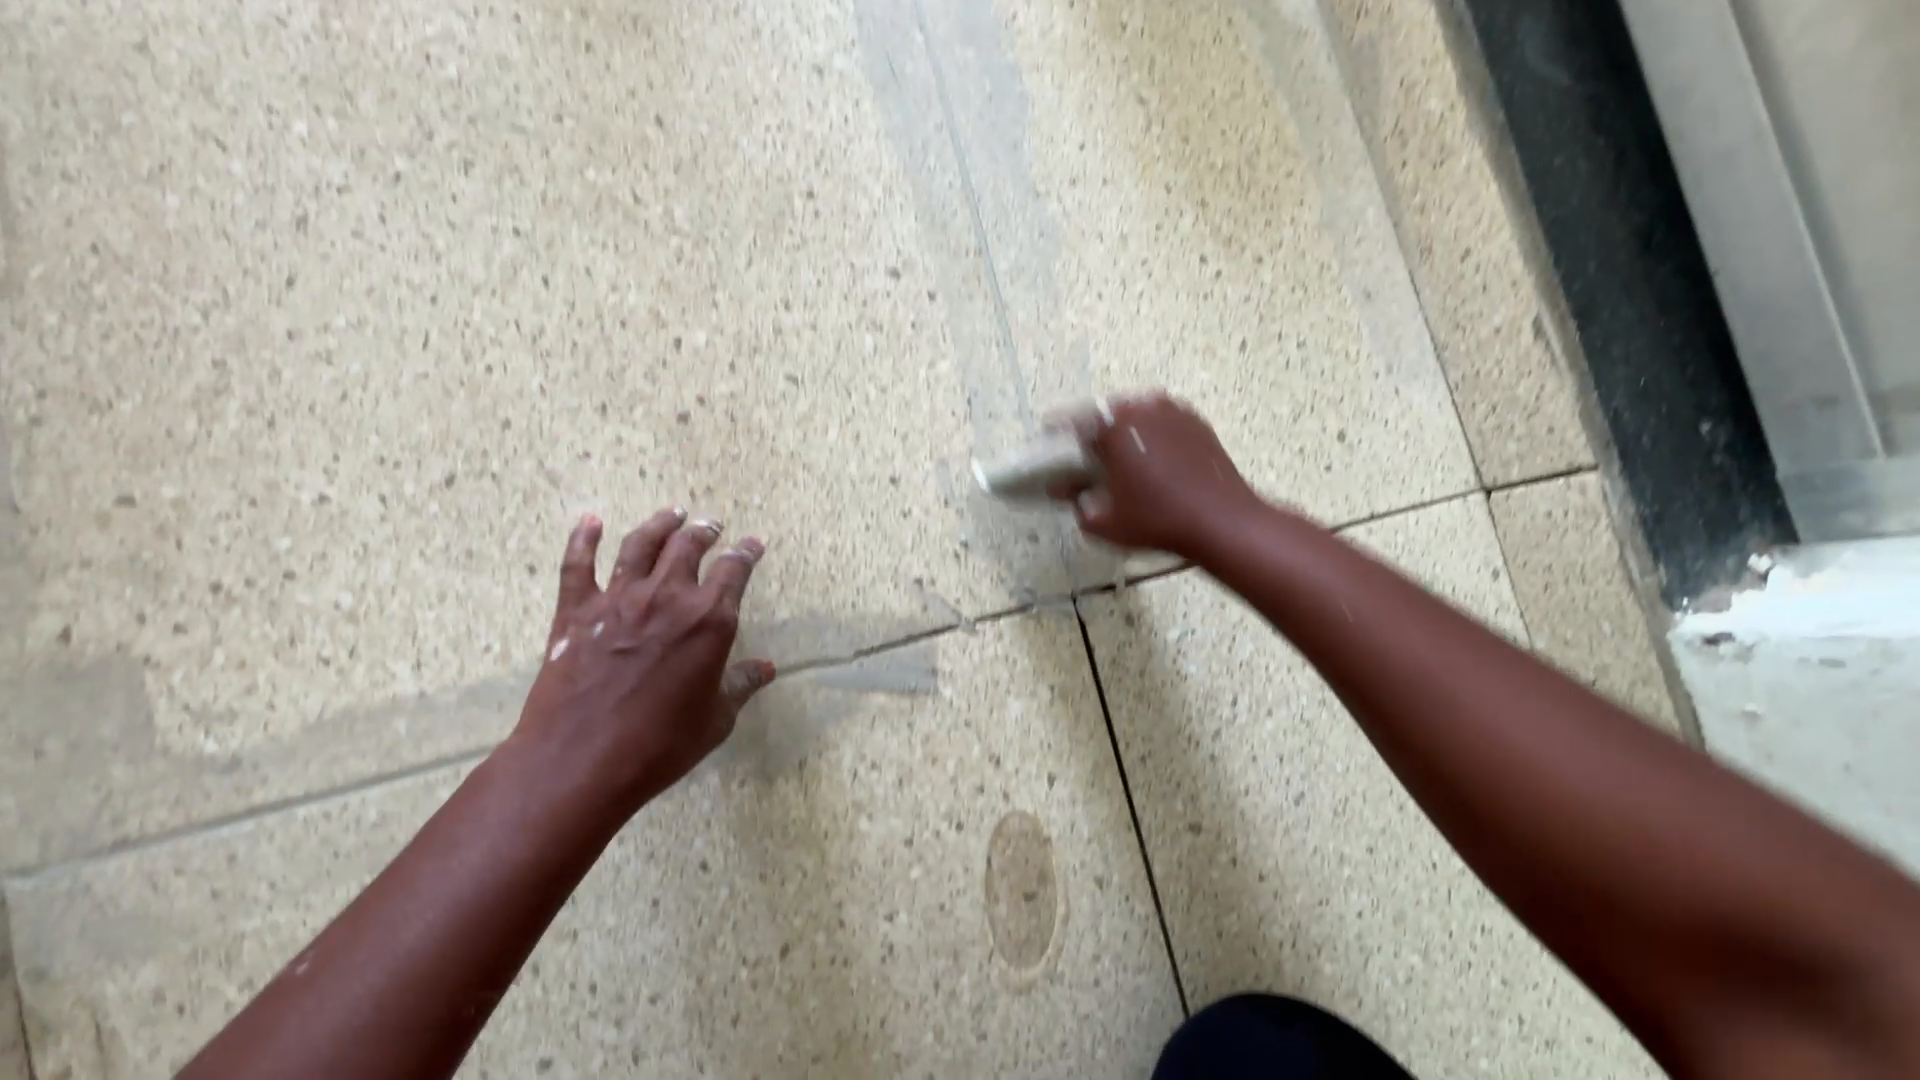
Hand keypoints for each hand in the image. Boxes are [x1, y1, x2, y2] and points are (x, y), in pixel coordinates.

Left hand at [510, 508, 773, 817]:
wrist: (582, 760)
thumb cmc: (660, 745)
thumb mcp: (715, 719)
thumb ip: (740, 685)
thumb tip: (767, 669)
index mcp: (710, 621)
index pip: (735, 571)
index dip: (747, 553)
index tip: (754, 543)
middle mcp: (668, 597)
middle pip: (689, 547)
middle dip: (705, 531)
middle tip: (711, 525)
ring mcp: (619, 599)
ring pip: (641, 545)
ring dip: (660, 525)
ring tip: (671, 514)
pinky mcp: (576, 610)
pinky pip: (579, 563)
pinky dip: (584, 538)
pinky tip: (590, 521)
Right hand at [1048, 390, 1261, 556]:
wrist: (1223, 521)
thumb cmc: (1157, 520)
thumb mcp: (1105, 522)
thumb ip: (1076, 502)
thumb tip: (1061, 489)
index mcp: (1114, 425)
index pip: (1073, 421)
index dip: (1057, 432)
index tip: (1048, 438)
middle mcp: (1143, 407)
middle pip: (1105, 412)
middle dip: (1091, 429)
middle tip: (1082, 449)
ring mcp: (1174, 411)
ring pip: (1136, 413)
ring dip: (1122, 429)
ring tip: (1116, 452)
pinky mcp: (1197, 423)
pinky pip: (1161, 421)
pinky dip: (1149, 433)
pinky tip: (1149, 456)